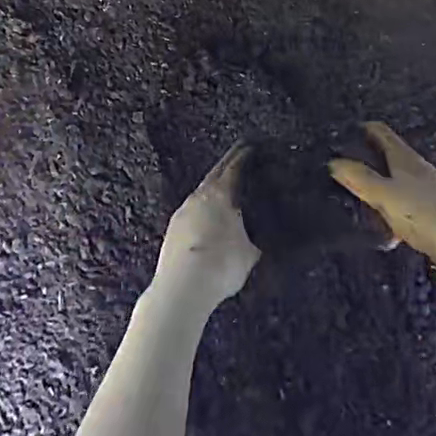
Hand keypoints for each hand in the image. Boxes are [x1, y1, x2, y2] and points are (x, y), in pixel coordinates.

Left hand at [155, 142, 260, 307]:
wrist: (182, 288)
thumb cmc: (221, 265)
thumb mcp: (251, 251)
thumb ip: (256, 235)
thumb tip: (262, 231)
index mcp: (221, 194)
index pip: (234, 167)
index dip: (244, 156)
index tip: (251, 147)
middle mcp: (199, 196)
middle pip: (215, 173)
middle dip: (227, 163)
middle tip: (239, 155)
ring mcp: (183, 211)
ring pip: (201, 191)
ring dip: (213, 185)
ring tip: (225, 186)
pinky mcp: (173, 228)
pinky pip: (192, 208)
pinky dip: (203, 205)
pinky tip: (207, 214)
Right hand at [328, 122, 435, 263]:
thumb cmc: (422, 214)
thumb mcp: (383, 195)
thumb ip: (359, 178)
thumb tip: (336, 161)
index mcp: (405, 158)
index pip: (382, 133)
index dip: (365, 129)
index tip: (347, 132)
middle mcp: (419, 168)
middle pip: (392, 155)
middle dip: (371, 157)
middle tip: (348, 164)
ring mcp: (430, 189)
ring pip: (400, 180)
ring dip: (382, 184)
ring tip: (363, 196)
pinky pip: (408, 203)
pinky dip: (395, 209)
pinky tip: (389, 229)